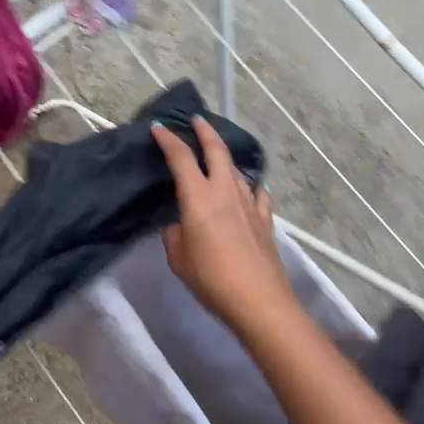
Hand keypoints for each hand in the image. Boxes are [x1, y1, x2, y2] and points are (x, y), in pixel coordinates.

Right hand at [152, 117, 294, 327]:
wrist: (260, 303)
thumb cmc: (212, 278)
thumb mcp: (178, 257)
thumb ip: (175, 234)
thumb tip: (180, 225)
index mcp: (198, 196)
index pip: (180, 157)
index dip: (168, 139)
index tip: (158, 127)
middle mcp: (224, 190)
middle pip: (217, 150)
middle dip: (205, 131)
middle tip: (196, 119)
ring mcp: (249, 203)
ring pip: (237, 169)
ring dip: (225, 156)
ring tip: (217, 153)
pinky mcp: (265, 220)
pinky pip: (256, 192)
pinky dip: (249, 183)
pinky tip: (248, 187)